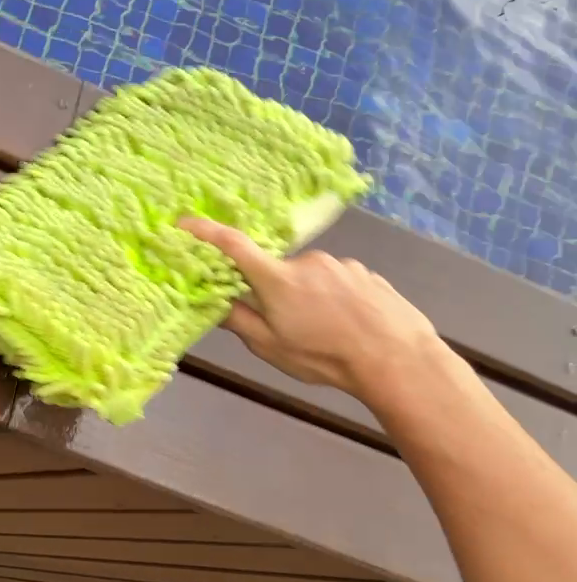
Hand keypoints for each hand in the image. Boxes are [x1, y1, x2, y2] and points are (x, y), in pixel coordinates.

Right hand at [178, 217, 450, 400]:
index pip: (234, 246)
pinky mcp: (367, 273)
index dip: (205, 232)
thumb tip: (217, 300)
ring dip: (302, 296)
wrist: (399, 359)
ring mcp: (342, 265)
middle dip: (270, 291)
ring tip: (319, 328)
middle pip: (273, 270)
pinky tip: (343, 322)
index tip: (183, 222)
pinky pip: (334, 281)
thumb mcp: (267, 345)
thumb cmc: (322, 355)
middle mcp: (308, 262)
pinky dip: (329, 297)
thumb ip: (238, 319)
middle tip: (281, 323)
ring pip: (305, 277)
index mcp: (277, 279)